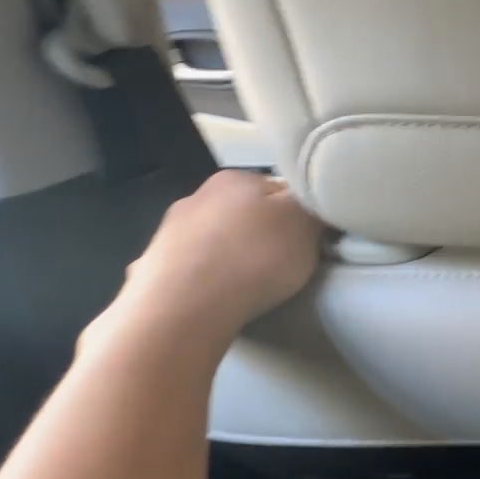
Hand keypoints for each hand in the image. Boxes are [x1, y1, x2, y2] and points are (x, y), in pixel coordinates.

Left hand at [110, 170, 326, 344]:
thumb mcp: (305, 225)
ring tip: (257, 274)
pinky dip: (219, 264)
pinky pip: (204, 253)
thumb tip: (313, 200)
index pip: (286, 189)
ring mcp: (177, 222)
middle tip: (292, 258)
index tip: (316, 237)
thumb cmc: (256, 257)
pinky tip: (228, 282)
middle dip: (273, 229)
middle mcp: (203, 191)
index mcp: (239, 178)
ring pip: (227, 230)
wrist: (187, 300)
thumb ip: (313, 205)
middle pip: (254, 209)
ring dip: (243, 246)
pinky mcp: (163, 253)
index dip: (307, 213)